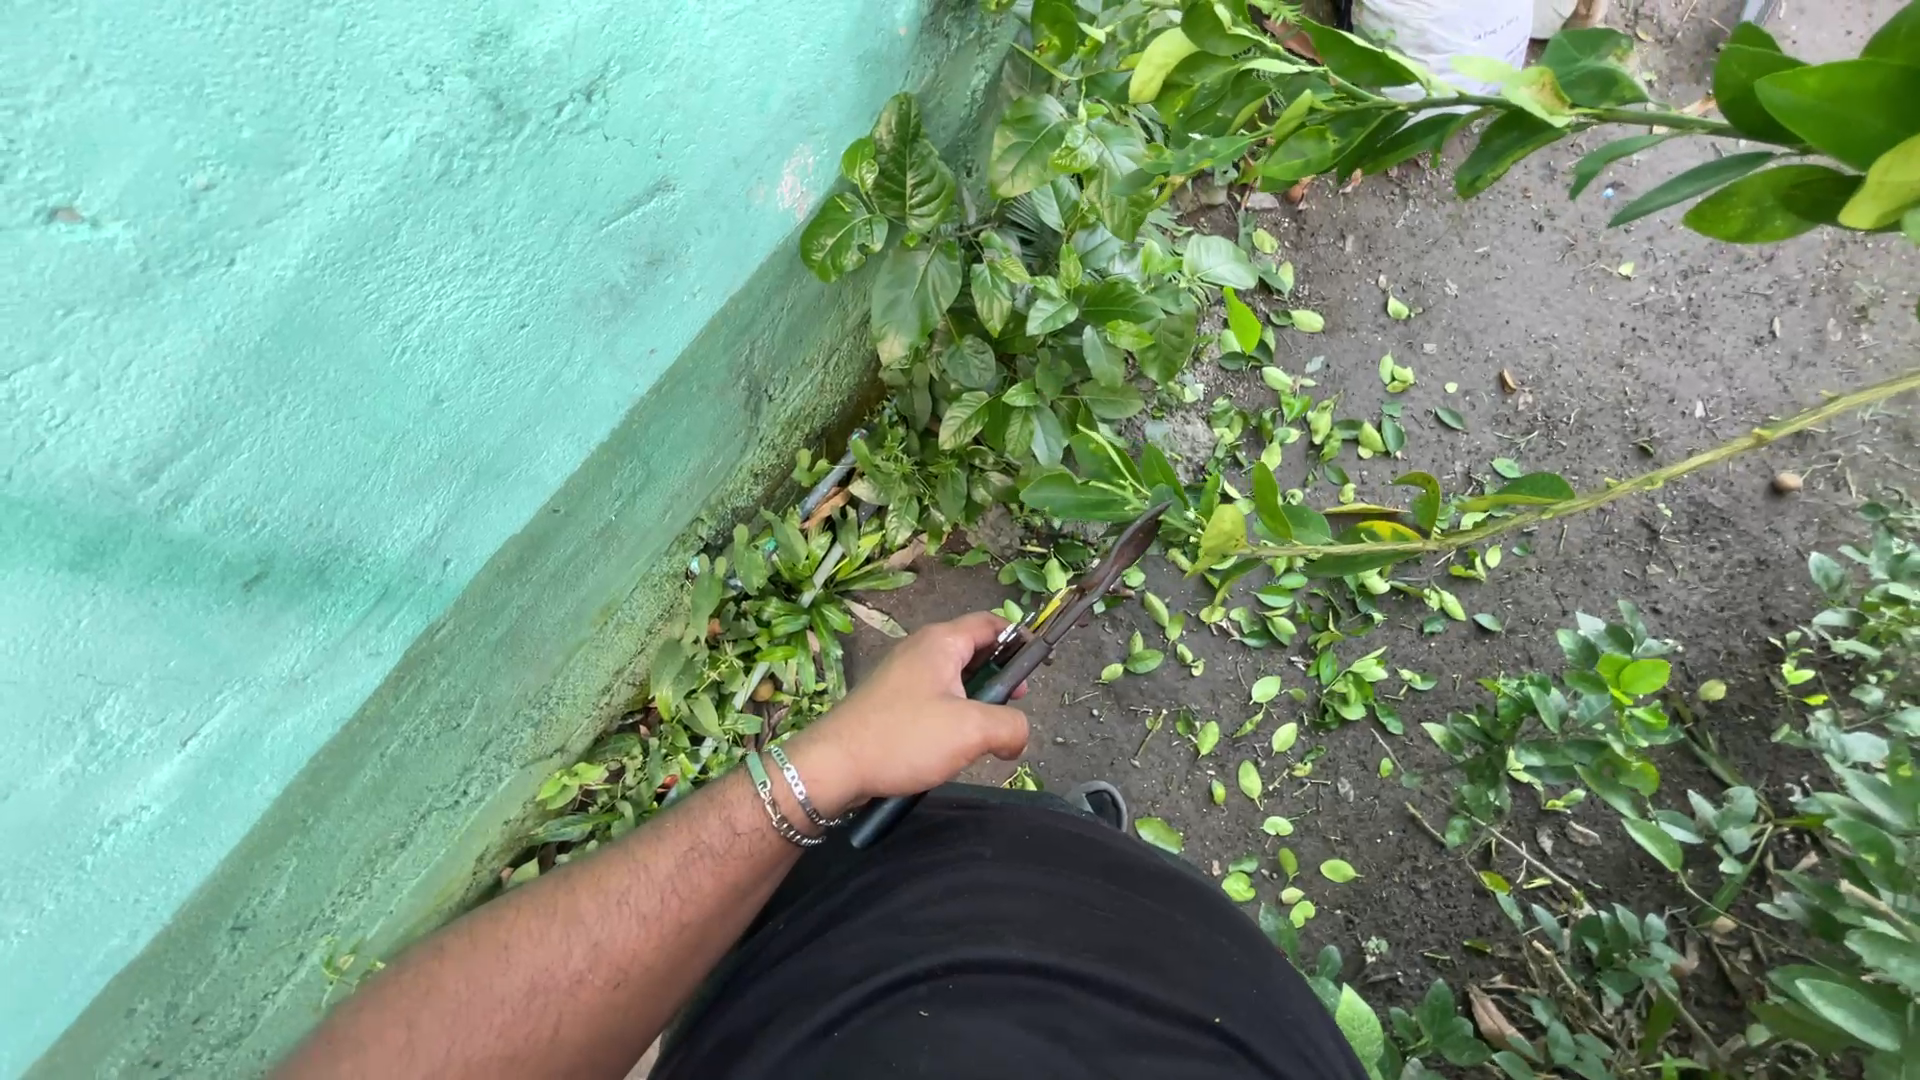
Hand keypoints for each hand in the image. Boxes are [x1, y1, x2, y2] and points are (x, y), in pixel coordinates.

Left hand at [783, 612, 1029, 817]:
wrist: (833, 765)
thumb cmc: (904, 738)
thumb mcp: (972, 730)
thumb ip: (1011, 726)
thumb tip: (1018, 735)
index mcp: (941, 642)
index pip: (992, 623)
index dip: (1021, 641)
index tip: (1037, 669)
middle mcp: (920, 648)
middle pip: (975, 649)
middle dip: (1001, 675)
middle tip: (1014, 704)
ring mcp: (902, 673)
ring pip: (955, 676)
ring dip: (977, 699)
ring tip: (987, 730)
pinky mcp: (890, 699)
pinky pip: (934, 695)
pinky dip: (952, 712)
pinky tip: (954, 743)